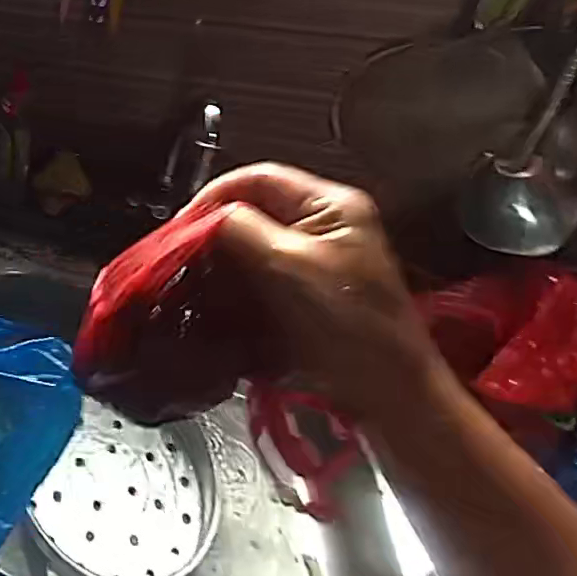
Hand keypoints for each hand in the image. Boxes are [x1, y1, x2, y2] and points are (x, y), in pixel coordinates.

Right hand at [187, 162, 445, 420]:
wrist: (392, 398)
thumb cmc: (350, 327)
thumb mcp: (290, 266)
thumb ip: (243, 230)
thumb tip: (206, 218)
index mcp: (331, 204)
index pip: (260, 177)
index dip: (217, 194)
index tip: (184, 222)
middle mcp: (325, 222)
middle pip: (256, 207)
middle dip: (219, 226)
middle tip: (185, 248)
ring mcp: (318, 256)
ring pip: (256, 239)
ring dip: (226, 253)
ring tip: (197, 270)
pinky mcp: (309, 287)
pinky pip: (263, 268)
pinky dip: (239, 277)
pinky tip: (220, 293)